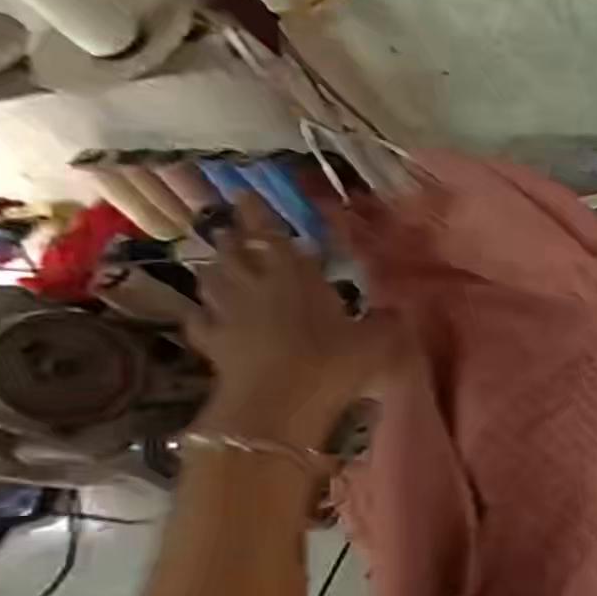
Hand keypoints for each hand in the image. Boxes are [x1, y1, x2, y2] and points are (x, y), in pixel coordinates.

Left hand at [182, 194, 391, 447]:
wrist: (280, 402)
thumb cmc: (333, 361)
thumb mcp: (378, 341)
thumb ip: (385, 322)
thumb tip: (394, 311)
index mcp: (294, 276)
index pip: (270, 235)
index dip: (258, 213)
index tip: (246, 193)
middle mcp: (254, 286)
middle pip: (232, 252)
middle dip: (232, 238)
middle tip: (234, 232)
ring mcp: (227, 315)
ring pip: (211, 280)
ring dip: (216, 270)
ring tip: (223, 267)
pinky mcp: (212, 345)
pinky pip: (202, 321)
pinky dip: (204, 315)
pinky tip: (210, 317)